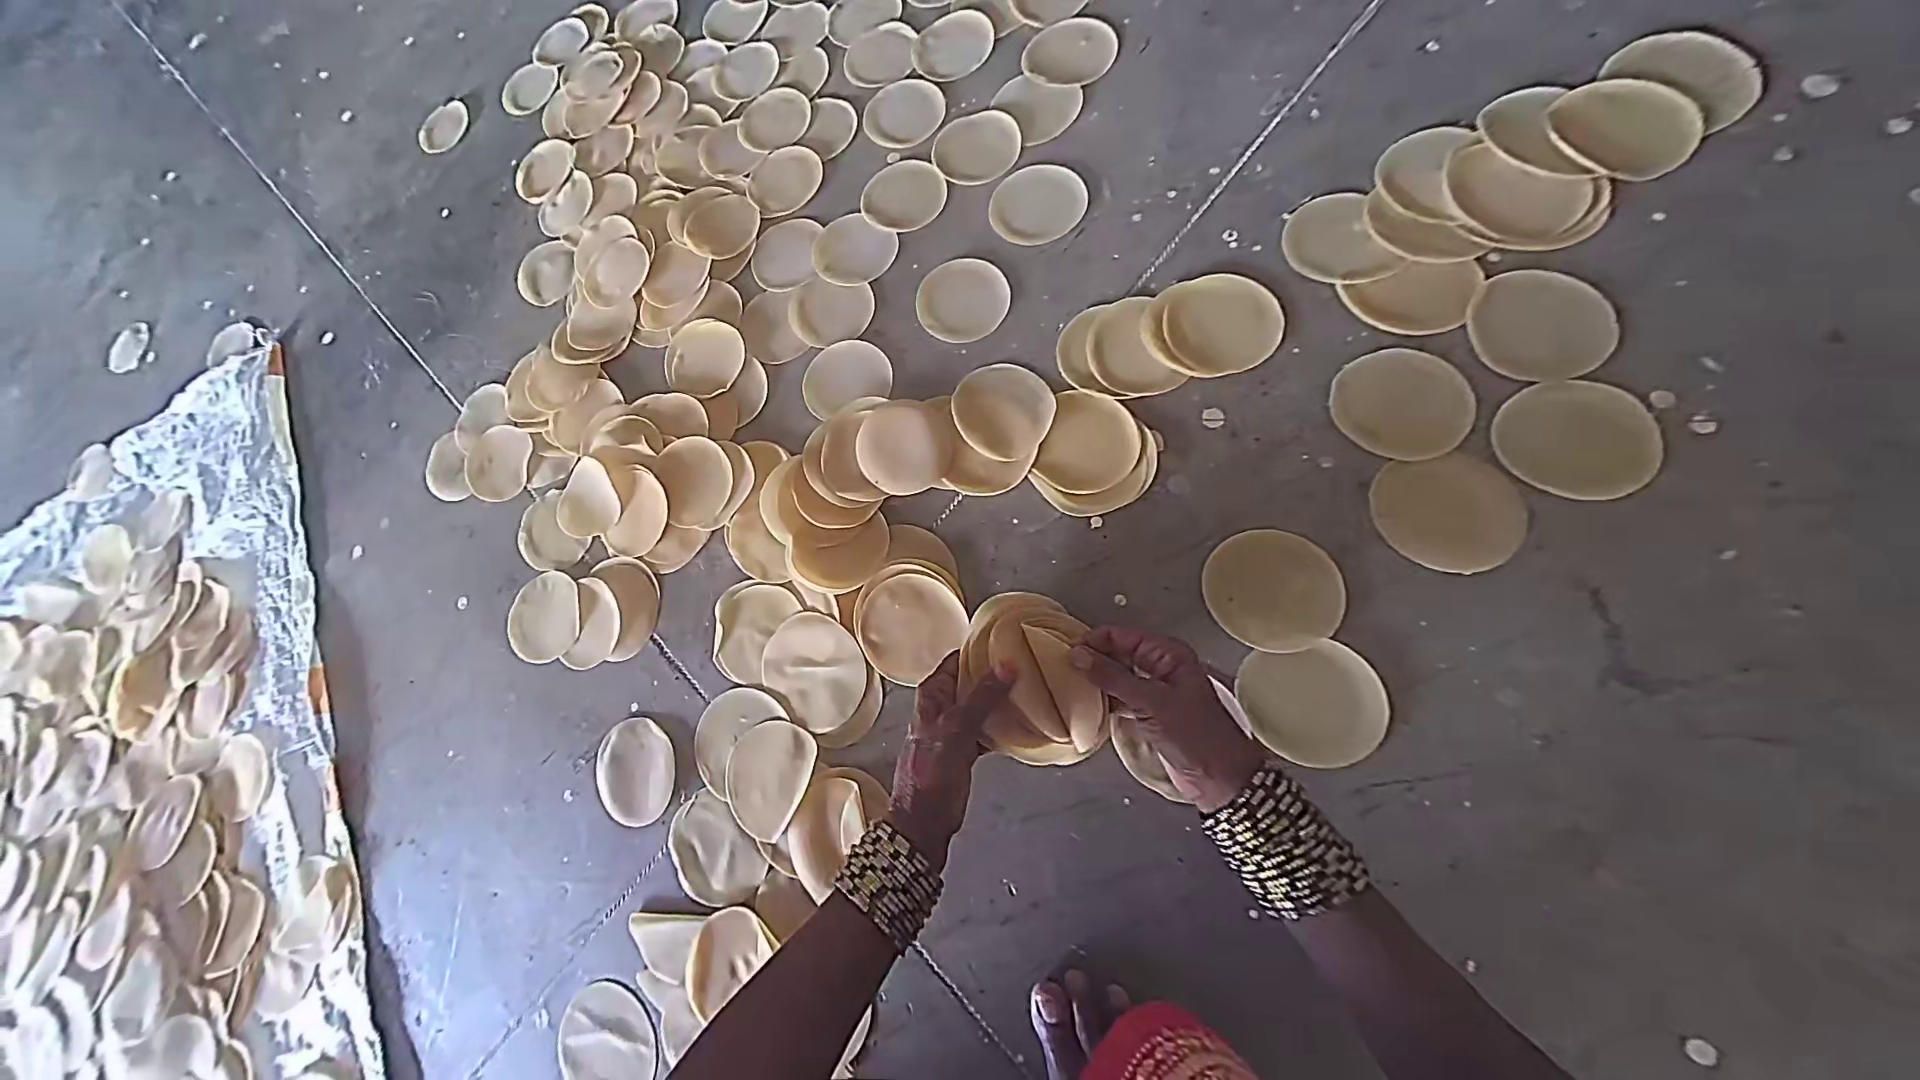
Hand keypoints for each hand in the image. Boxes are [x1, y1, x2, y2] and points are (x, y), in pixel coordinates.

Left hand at [889, 652, 1013, 868]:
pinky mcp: (964, 748)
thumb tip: (1006, 665)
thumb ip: (982, 698)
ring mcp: (953, 728)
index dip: (979, 649)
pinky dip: (1001, 724)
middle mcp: (941, 706)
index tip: (1007, 641)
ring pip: (981, 704)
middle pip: (971, 681)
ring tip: (1029, 689)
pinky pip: (987, 728)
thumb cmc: (931, 776)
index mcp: (932, 695)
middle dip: (995, 674)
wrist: (924, 824)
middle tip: (1026, 664)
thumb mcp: (957, 730)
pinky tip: (1021, 724)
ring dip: (1000, 699)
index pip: (957, 659)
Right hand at [1070, 626, 1267, 811]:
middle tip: (1065, 671)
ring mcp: (1153, 689)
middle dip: (1093, 660)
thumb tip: (1077, 655)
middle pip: (1117, 653)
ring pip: (1116, 675)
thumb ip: (1112, 677)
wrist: (1219, 778)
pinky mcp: (1148, 711)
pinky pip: (1119, 696)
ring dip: (1097, 680)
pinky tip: (1088, 704)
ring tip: (1071, 687)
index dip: (1094, 641)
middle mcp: (1159, 666)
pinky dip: (1104, 698)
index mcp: (1166, 653)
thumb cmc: (1194, 734)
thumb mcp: (1151, 701)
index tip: (1068, 654)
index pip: (1120, 635)